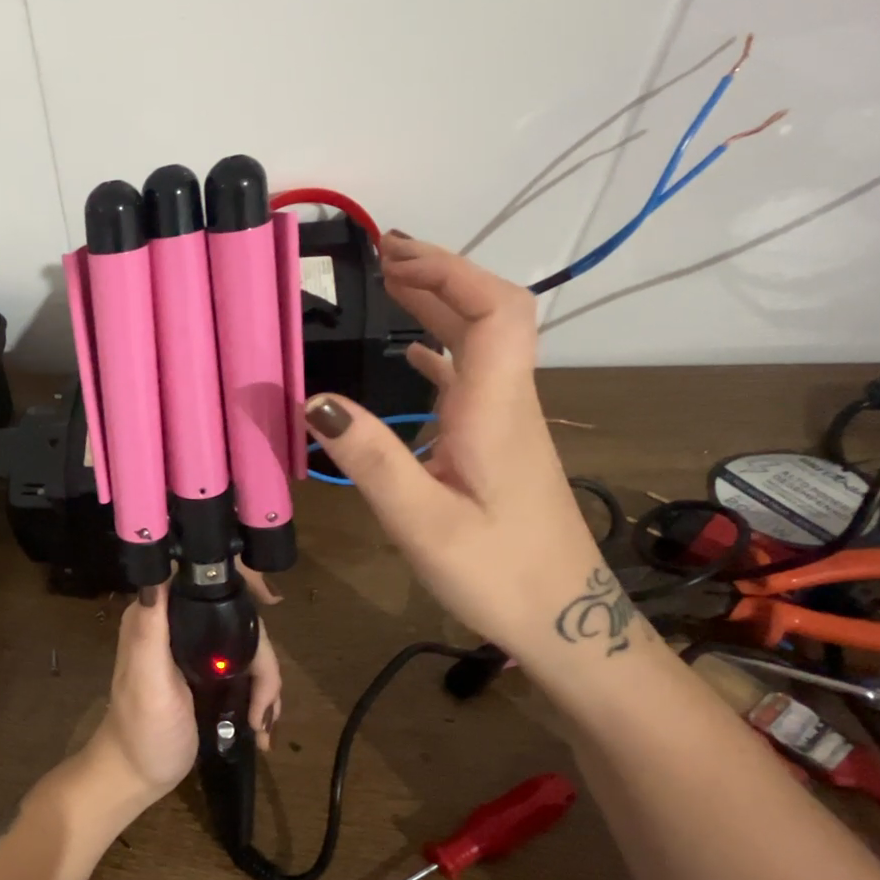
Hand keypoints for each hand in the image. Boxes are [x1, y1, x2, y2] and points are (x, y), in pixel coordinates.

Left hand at [89, 589, 284, 804]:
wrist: (139, 776)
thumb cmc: (142, 730)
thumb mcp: (148, 681)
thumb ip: (151, 630)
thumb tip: (155, 576)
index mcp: (155, 617)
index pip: (201, 582)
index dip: (240, 582)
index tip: (270, 599)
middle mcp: (173, 627)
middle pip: (237, 618)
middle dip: (261, 660)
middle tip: (264, 703)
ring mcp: (193, 652)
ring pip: (247, 648)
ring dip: (266, 684)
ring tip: (262, 722)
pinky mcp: (207, 676)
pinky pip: (246, 672)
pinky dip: (260, 696)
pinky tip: (261, 726)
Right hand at [300, 233, 606, 659]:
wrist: (566, 625)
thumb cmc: (497, 575)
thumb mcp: (422, 521)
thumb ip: (369, 457)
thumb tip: (313, 398)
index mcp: (494, 410)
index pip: (494, 311)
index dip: (450, 272)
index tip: (392, 256)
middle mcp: (506, 404)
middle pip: (492, 314)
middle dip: (441, 274)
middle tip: (381, 255)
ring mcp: (504, 424)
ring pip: (481, 344)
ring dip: (440, 305)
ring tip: (388, 286)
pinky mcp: (496, 446)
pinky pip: (469, 378)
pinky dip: (439, 349)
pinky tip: (410, 353)